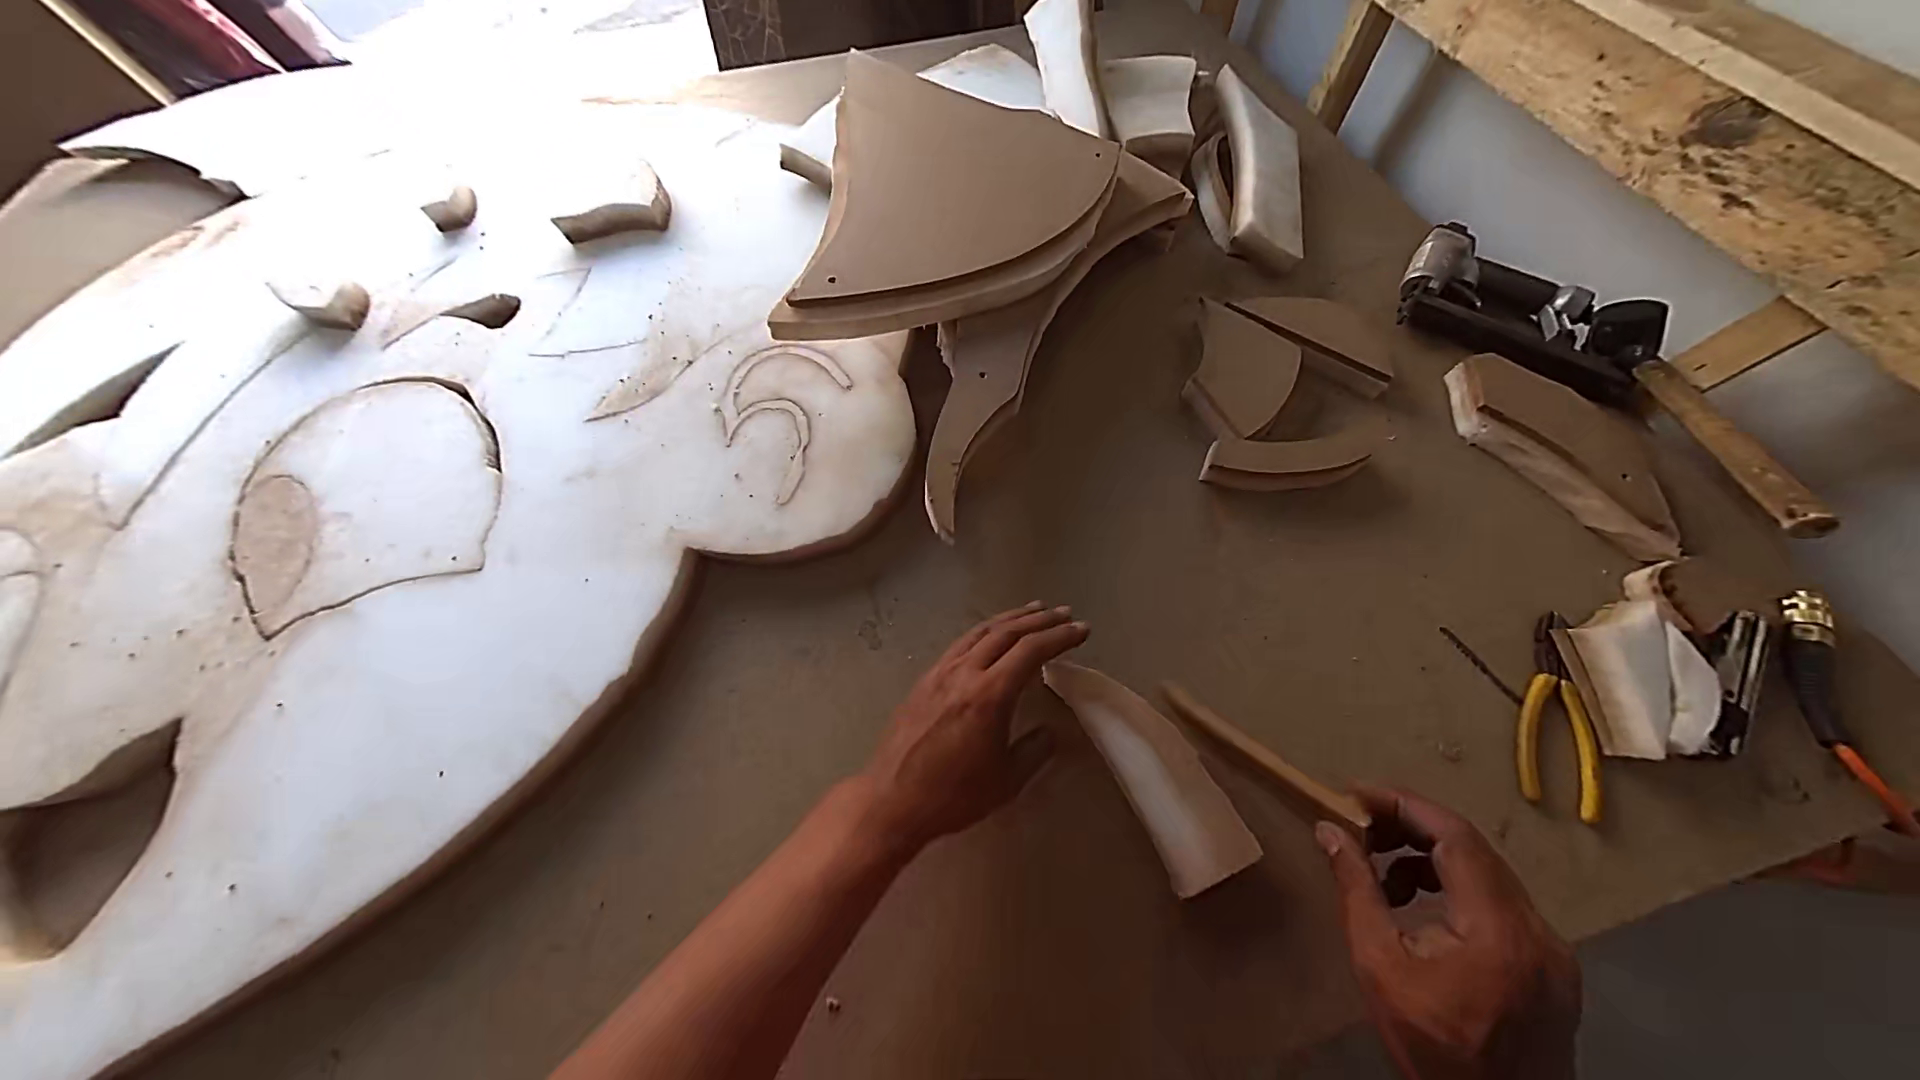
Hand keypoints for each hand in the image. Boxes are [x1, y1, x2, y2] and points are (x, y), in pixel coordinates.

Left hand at [859, 603, 1088, 852]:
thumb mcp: (1007, 780)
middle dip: (1039, 620)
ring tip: (1032, 611)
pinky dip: (984, 632)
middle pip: (1006, 633)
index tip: (1081, 629)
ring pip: (980, 632)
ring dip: (1010, 619)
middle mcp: (964, 673)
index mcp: (989, 695)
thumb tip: (1051, 732)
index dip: (1060, 637)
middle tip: (1063, 613)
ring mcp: (940, 673)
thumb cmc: (953, 795)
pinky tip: (989, 636)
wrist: (892, 800)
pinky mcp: (924, 680)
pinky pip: (960, 645)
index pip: (1031, 651)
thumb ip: (1034, 750)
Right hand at [1316, 787, 1580, 1079]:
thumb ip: (1355, 887)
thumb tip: (1328, 829)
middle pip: (1471, 848)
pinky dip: (1452, 886)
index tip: (1355, 793)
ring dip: (1427, 857)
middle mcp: (1538, 931)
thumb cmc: (1431, 1045)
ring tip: (1380, 873)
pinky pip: (1497, 900)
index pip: (1454, 837)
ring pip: (1485, 872)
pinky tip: (1418, 906)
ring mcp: (1552, 949)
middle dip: (1409, 828)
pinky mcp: (1551, 964)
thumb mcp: (1378, 964)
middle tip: (1358, 828)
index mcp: (1498, 929)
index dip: (1403, 804)